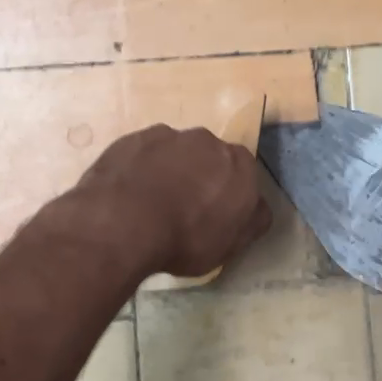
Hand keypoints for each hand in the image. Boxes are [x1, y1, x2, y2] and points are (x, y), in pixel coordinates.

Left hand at [61, 124, 270, 279]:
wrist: (123, 222)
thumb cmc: (186, 238)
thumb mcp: (230, 245)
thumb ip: (250, 222)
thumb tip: (258, 208)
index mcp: (239, 164)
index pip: (243, 175)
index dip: (229, 195)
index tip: (215, 216)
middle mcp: (206, 140)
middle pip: (208, 157)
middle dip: (199, 177)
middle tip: (182, 209)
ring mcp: (166, 135)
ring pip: (174, 152)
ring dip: (168, 170)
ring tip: (149, 204)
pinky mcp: (132, 138)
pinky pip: (142, 153)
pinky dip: (139, 168)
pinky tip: (127, 193)